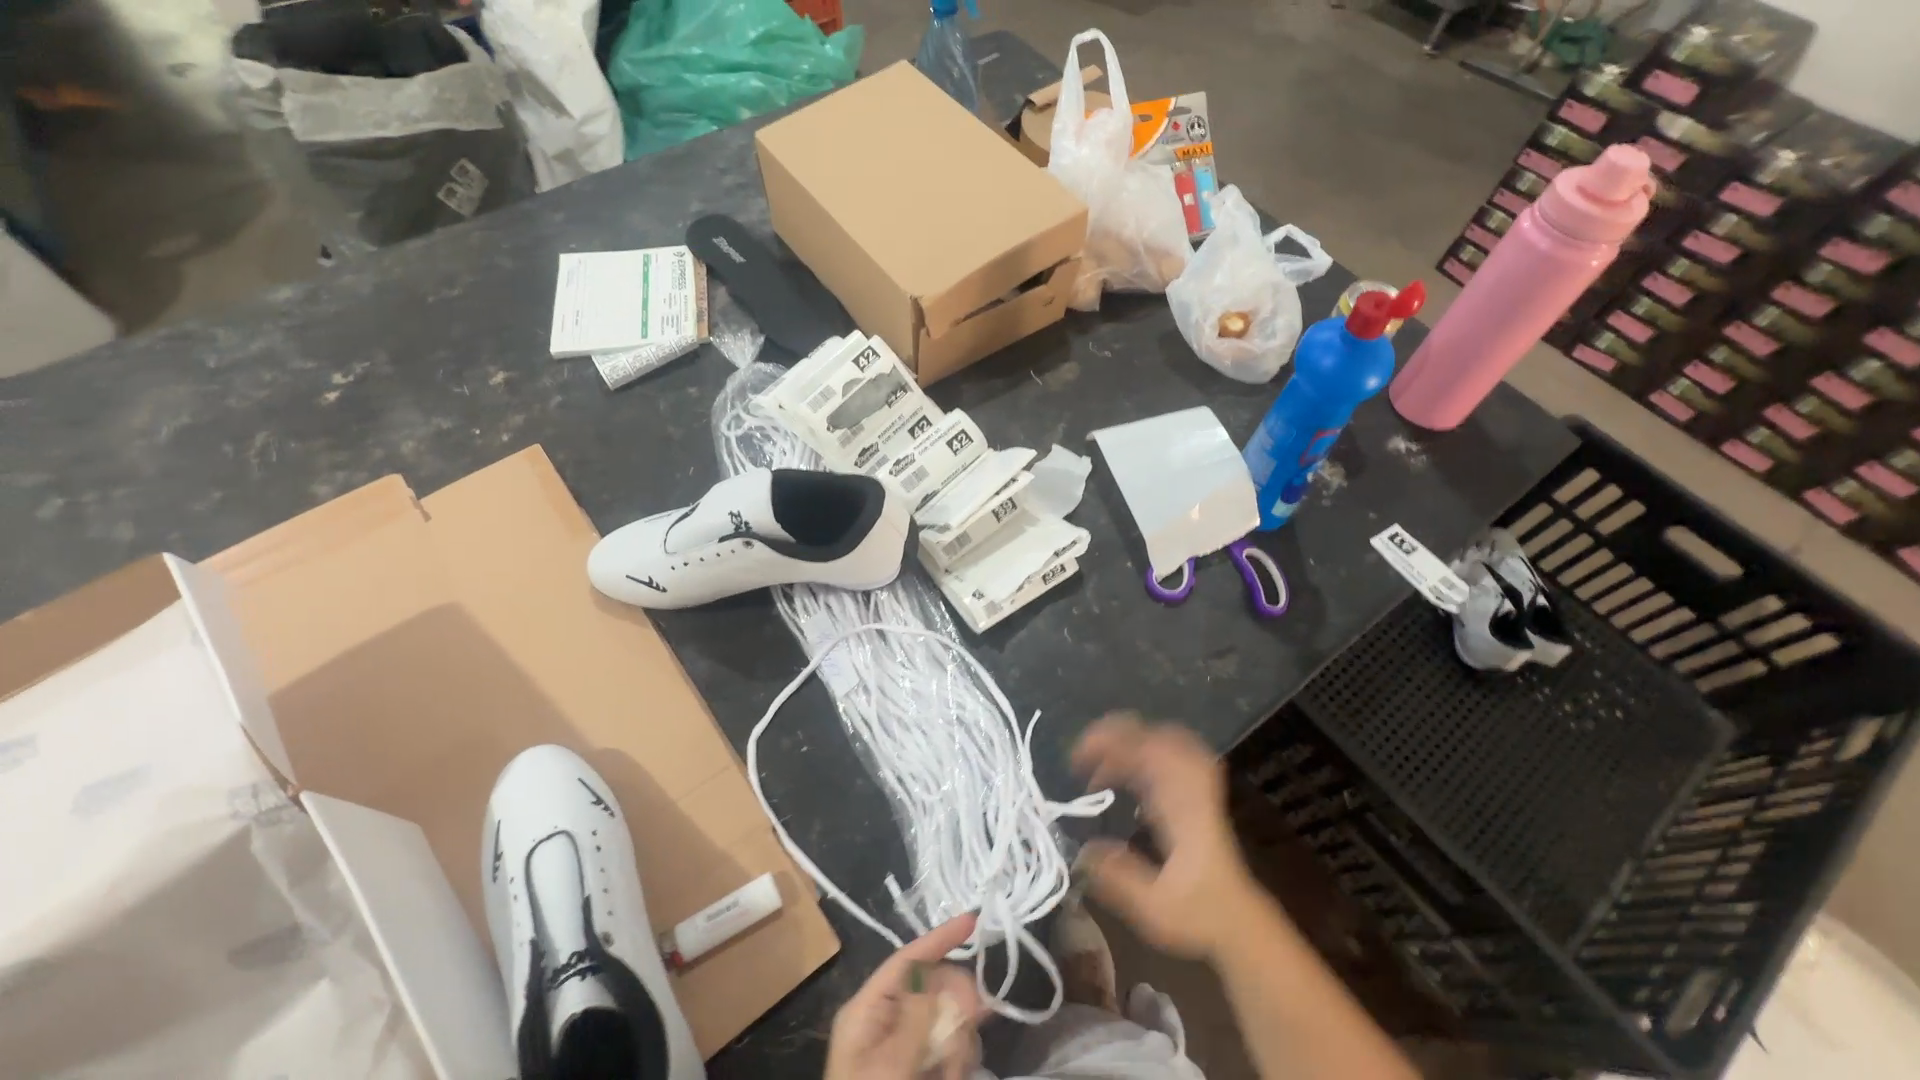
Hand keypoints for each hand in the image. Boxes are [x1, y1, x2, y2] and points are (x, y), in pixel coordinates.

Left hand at [825, 915, 983, 1079]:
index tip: (974, 920)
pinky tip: (955, 1077)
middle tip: (970, 1030)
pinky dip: (960, 1062)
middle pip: (935, 987)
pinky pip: (952, 1048)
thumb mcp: (889, 1067)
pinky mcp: (922, 1067)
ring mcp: (905, 1046)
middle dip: (957, 1008)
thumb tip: (943, 976)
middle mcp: (887, 1020)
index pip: (906, 960)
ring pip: (950, 1020)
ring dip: (961, 1044)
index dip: (939, 938)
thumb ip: (919, 1020)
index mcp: (868, 1010)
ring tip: (954, 1073)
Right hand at [1072, 713, 1259, 958]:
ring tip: (1102, 763)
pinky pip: (1177, 756)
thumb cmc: (1199, 916)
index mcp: (1183, 811)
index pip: (1152, 755)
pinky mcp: (1200, 798)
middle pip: (1162, 737)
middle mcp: (1193, 792)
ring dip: (1133, 742)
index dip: (1114, 745)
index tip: (1081, 761)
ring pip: (1171, 742)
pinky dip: (1149, 753)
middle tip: (1085, 757)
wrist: (1243, 924)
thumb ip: (1118, 877)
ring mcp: (1201, 791)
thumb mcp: (1154, 908)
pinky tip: (1129, 772)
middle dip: (1119, 734)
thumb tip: (1082, 850)